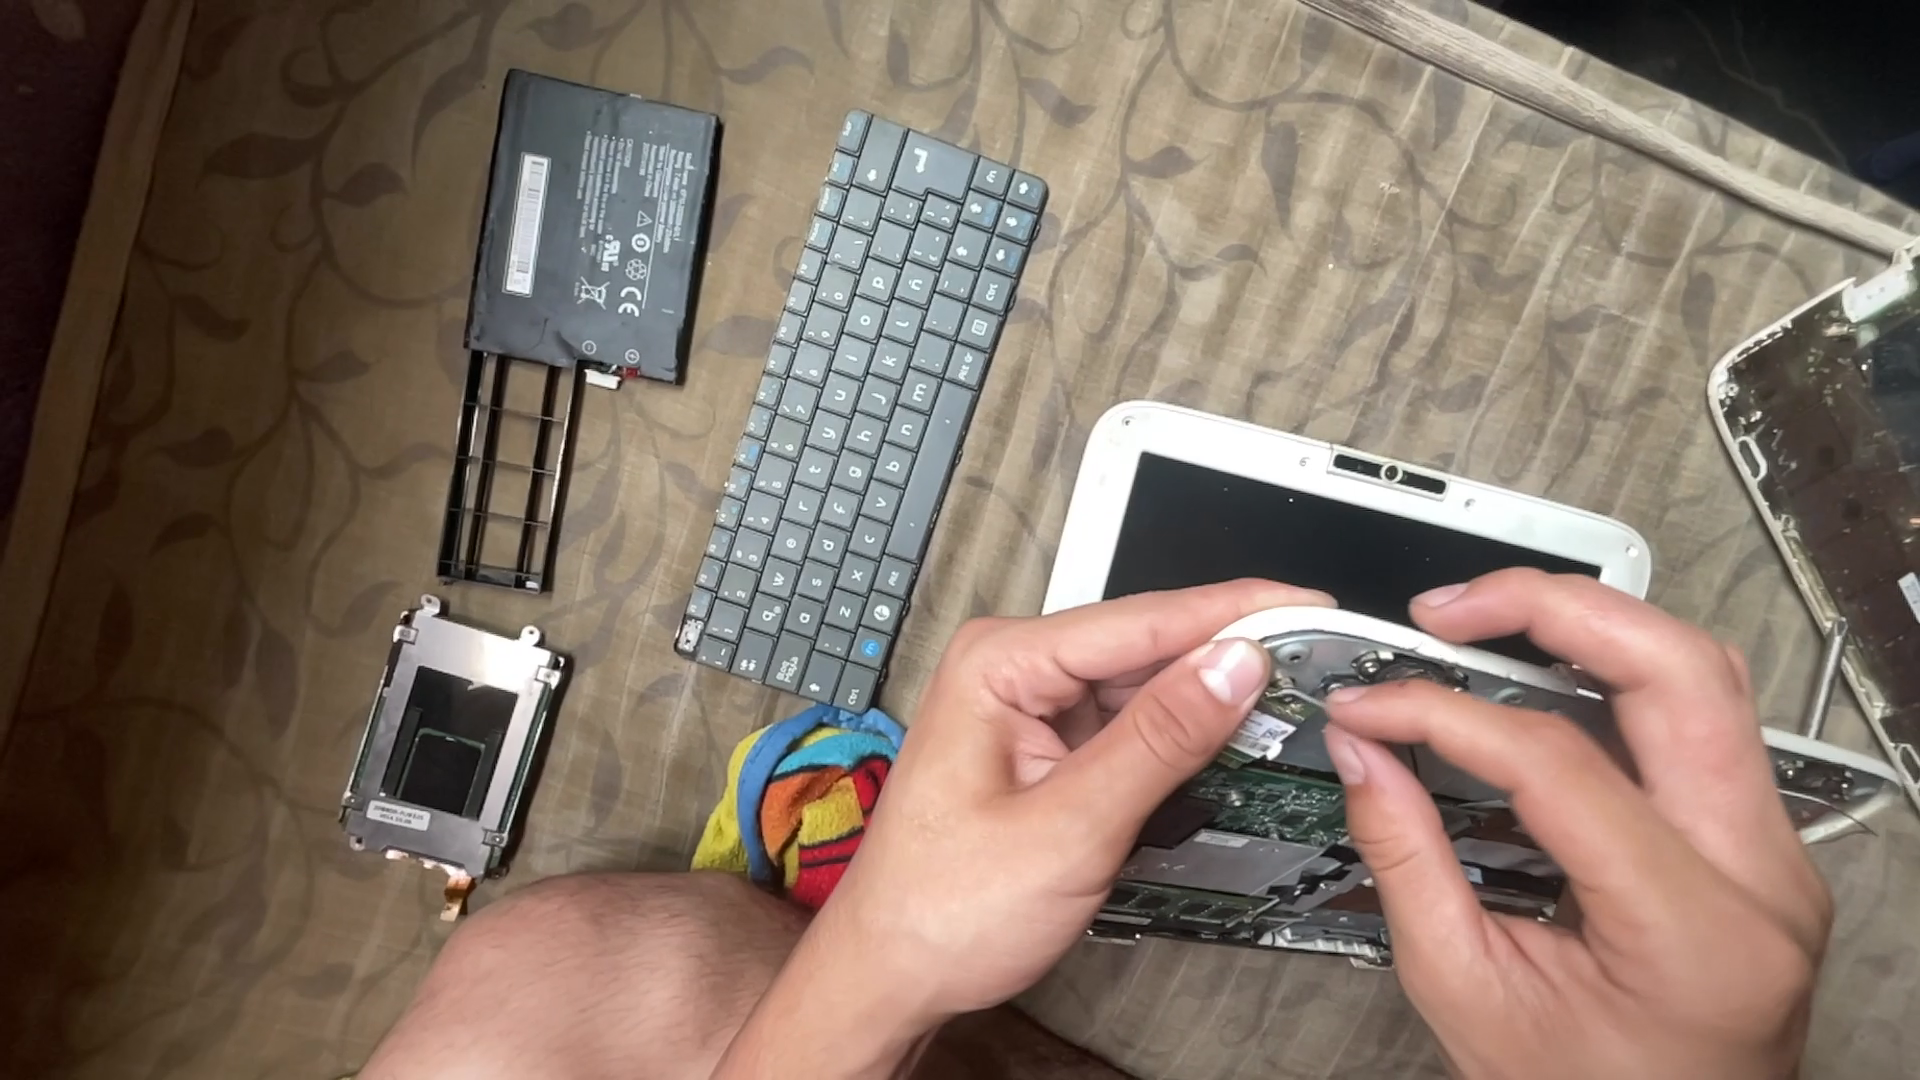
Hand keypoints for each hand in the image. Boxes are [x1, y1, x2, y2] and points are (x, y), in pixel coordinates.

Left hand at [714, 579, 1332, 1076]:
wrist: (893, 966)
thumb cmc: (946, 905)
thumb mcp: (1068, 825)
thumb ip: (1157, 740)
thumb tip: (1232, 666)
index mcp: (999, 662)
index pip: (1135, 619)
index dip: (1229, 611)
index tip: (1304, 606)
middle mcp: (1010, 665)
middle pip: (1139, 643)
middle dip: (1225, 650)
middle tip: (1315, 654)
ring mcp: (1026, 700)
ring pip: (1137, 681)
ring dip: (1205, 691)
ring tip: (1286, 694)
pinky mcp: (1041, 735)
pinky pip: (1120, 717)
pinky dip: (1173, 728)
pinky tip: (1221, 730)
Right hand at [1320, 569, 1829, 1079]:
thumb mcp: (1458, 982)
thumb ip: (1402, 853)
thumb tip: (1357, 748)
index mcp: (1692, 928)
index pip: (1554, 762)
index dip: (1439, 713)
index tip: (1363, 706)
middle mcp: (1756, 870)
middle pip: (1679, 674)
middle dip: (1548, 610)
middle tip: (1441, 611)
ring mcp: (1762, 844)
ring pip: (1696, 672)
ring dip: (1581, 620)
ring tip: (1475, 618)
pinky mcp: (1737, 830)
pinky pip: (1683, 708)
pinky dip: (1596, 660)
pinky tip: (1524, 661)